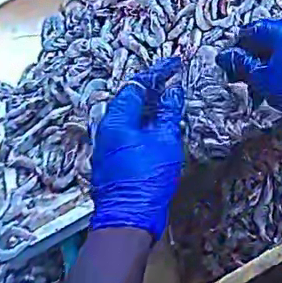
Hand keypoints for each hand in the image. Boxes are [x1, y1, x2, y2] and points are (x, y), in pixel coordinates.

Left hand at [89, 58, 184, 238]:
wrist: (128, 219)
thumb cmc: (146, 178)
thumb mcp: (164, 141)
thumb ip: (167, 113)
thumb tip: (172, 91)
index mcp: (116, 118)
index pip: (137, 85)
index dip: (157, 73)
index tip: (174, 63)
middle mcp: (107, 128)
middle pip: (130, 98)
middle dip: (151, 87)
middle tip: (171, 78)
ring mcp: (107, 145)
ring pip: (129, 115)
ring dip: (148, 105)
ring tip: (167, 98)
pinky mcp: (113, 160)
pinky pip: (129, 130)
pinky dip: (144, 122)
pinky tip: (158, 125)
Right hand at [217, 20, 281, 136]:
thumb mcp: (266, 80)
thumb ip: (244, 65)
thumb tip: (228, 57)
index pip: (253, 30)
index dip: (239, 45)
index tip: (232, 60)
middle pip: (272, 37)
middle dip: (258, 54)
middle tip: (248, 74)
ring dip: (276, 60)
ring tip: (270, 82)